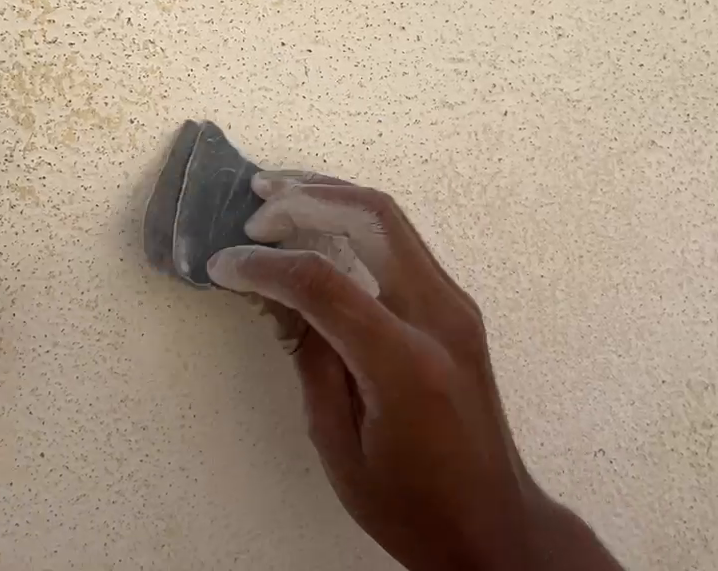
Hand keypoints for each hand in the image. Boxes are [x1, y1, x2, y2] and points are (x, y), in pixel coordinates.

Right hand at [207, 173, 619, 570]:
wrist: (494, 524)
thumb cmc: (411, 502)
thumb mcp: (338, 442)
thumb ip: (308, 356)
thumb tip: (277, 292)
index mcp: (406, 363)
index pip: (324, 282)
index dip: (265, 266)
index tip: (223, 264)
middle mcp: (439, 314)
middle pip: (371, 217)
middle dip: (305, 199)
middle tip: (256, 205)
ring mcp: (453, 301)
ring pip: (388, 215)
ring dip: (330, 195)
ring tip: (278, 192)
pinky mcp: (453, 302)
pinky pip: (397, 238)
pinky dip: (351, 217)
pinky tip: (317, 218)